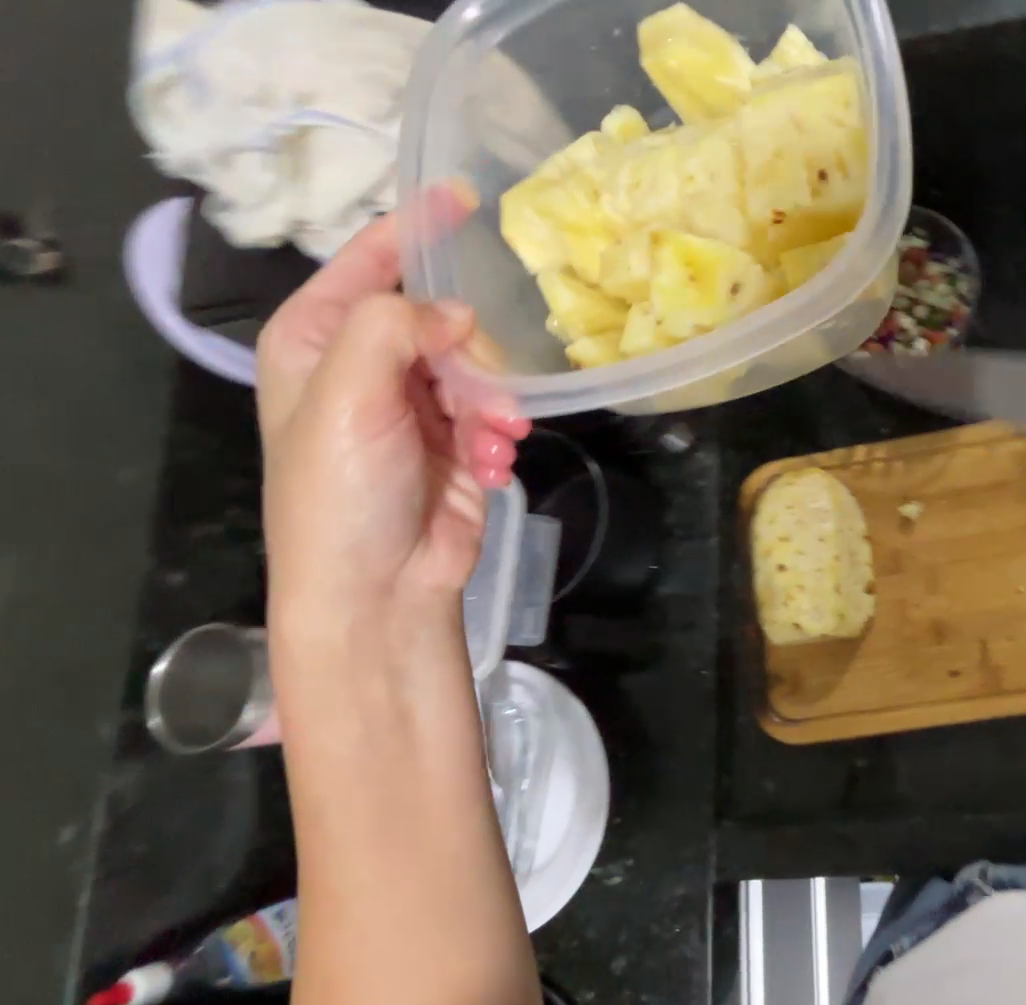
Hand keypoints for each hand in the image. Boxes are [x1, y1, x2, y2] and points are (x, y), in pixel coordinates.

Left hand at [256, 190, 531, 635]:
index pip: (369, 263)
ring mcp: (419, 407)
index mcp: (319, 340)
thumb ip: (396, 330)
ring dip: (496, 404)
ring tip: (494, 441)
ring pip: (481, 370)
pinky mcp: (461, 444)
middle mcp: (370, 367)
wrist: (380, 585)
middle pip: (442, 322)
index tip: (465, 196)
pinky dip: (502, 438)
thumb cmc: (341, 490)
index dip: (414, 229)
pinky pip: (499, 415)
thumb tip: (459, 314)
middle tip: (481, 396)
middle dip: (473, 357)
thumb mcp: (347, 397)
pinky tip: (494, 465)